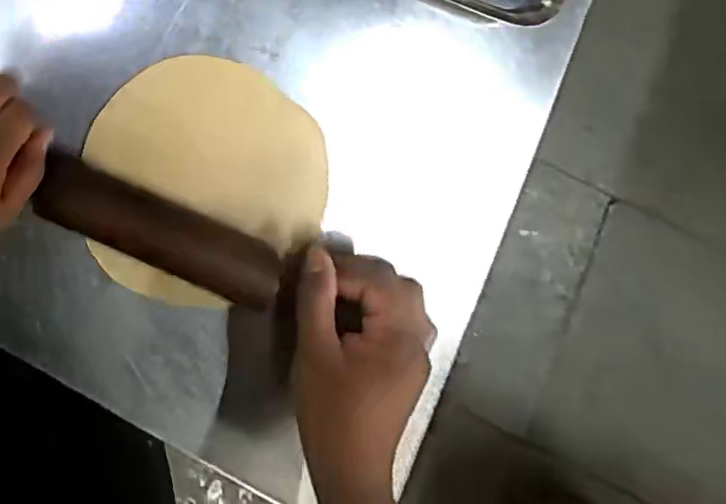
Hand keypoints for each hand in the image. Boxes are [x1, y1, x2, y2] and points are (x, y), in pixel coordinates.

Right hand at [293, 246, 434, 503]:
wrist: (350, 472)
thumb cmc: (330, 412)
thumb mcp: (314, 350)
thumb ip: (316, 298)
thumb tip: (317, 254)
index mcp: (399, 336)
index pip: (375, 280)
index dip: (340, 268)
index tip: (308, 268)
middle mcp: (417, 341)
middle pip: (398, 285)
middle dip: (359, 272)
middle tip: (323, 278)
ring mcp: (418, 355)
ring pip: (405, 300)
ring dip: (373, 288)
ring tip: (339, 292)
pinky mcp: (409, 367)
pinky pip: (403, 319)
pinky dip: (381, 306)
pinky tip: (356, 316)